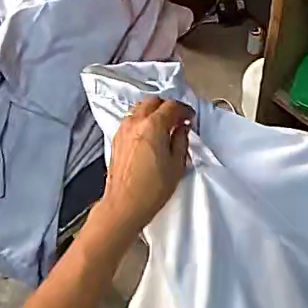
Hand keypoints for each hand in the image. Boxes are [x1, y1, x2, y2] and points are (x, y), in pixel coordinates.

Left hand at [91, 97, 193, 237]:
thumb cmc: (151, 188)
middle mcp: (136, 124)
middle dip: (168, 107)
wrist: (125, 204)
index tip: (190, 117)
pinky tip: (151, 135)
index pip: (172, 106)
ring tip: (165, 126)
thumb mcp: (177, 163)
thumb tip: (182, 129)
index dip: (184, 110)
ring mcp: (123, 131)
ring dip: (154, 112)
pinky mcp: (117, 140)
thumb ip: (181, 140)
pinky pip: (131, 121)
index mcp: (153, 126)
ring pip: (140, 109)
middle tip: (179, 119)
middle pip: (153, 102)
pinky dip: (143, 121)